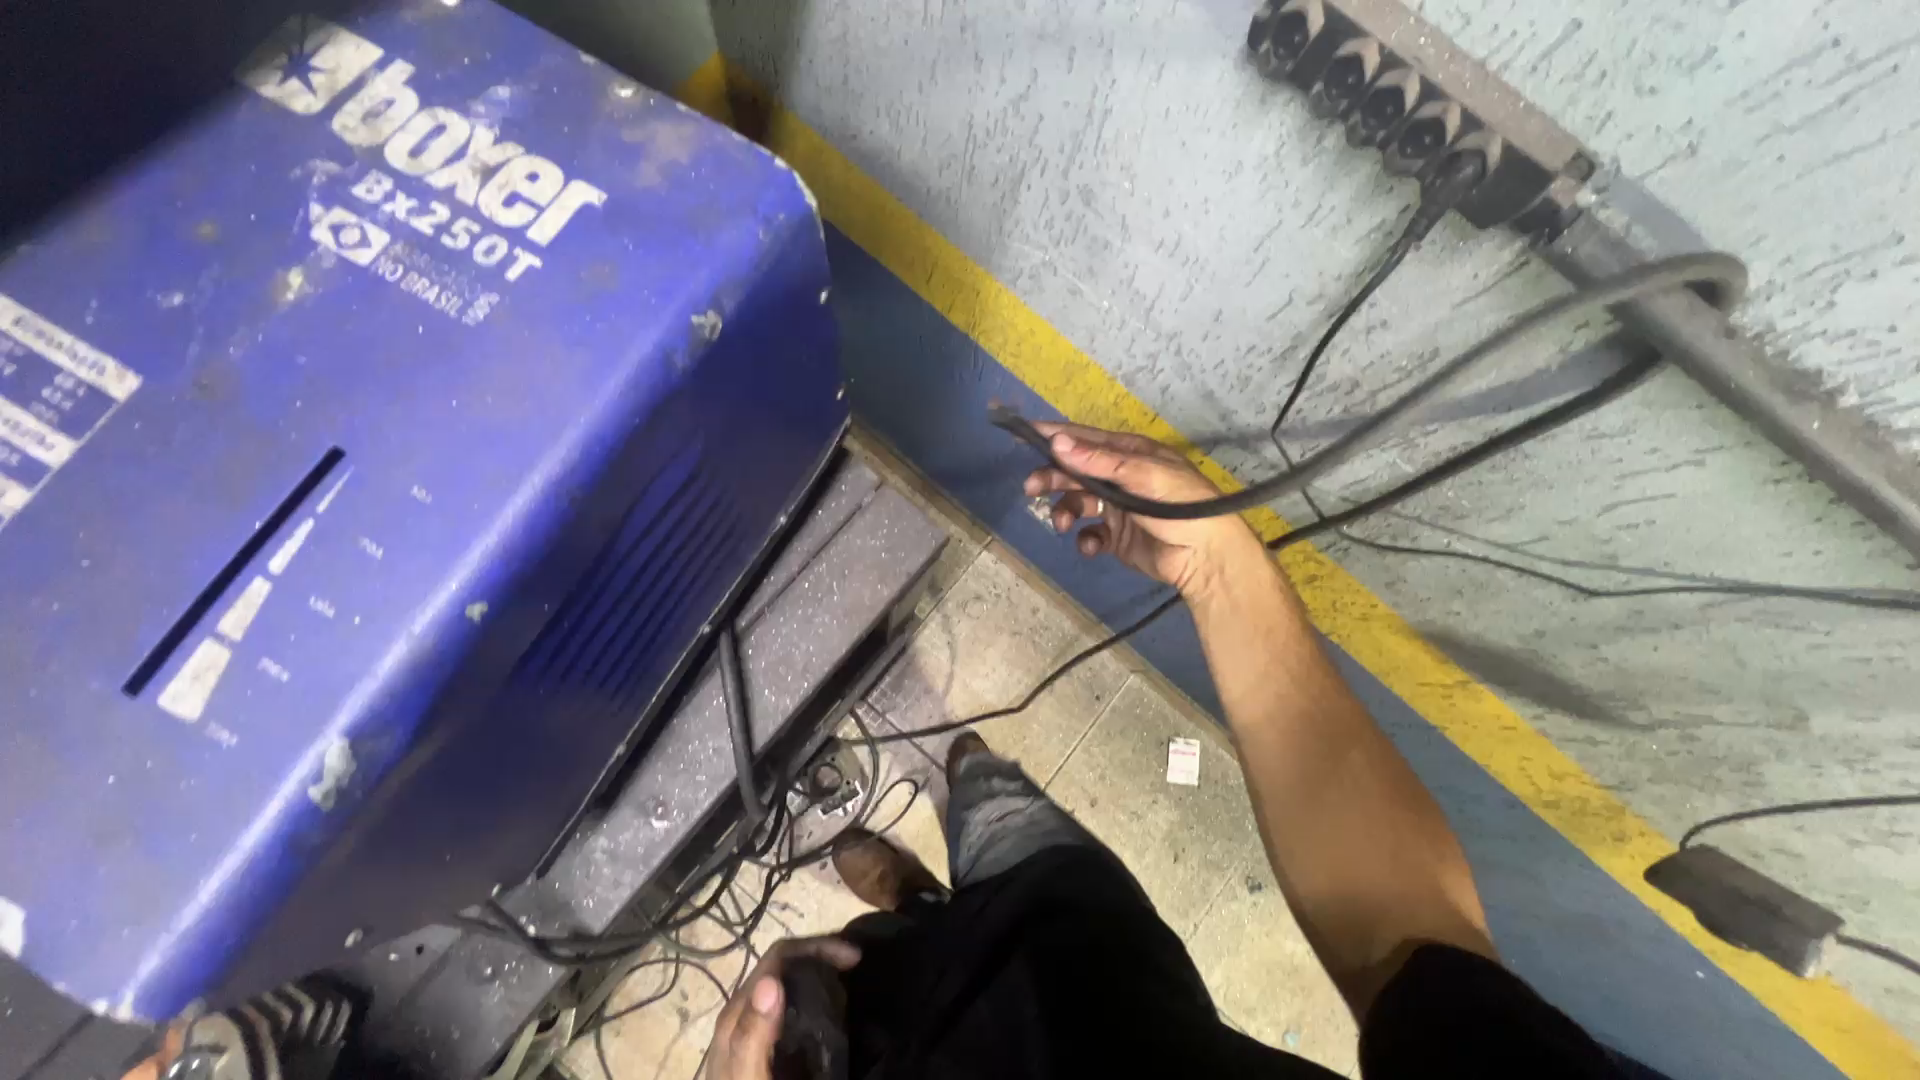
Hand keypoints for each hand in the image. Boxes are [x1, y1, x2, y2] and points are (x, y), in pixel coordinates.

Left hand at [705, 936, 860, 1079]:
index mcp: (739, 1013)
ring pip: (786, 981)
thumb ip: (753, 1036)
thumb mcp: (750, 1079)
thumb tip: (772, 980)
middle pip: (782, 963)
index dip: (816, 947)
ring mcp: (753, 1027)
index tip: (854, 959)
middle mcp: (744, 1011)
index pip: (778, 957)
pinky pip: (789, 1004)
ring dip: (818, 971)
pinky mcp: (763, 1044)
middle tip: (857, 966)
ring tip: (849, 982)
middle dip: (821, 954)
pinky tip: (831, 1010)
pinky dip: (813, 995)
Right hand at [1022, 422, 1267, 601]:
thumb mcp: (1141, 476)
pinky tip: (1092, 547)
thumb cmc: (1180, 505)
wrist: (1206, 555)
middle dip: (1052, 478)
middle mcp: (1119, 477)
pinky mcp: (1117, 537)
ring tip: (1062, 525)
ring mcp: (1117, 508)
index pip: (1084, 439)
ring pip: (1077, 503)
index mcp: (1128, 454)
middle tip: (1031, 489)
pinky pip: (1089, 534)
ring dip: (1064, 511)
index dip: (1053, 436)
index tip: (1022, 432)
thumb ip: (1098, 462)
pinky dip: (1085, 540)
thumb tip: (1056, 441)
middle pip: (1074, 472)